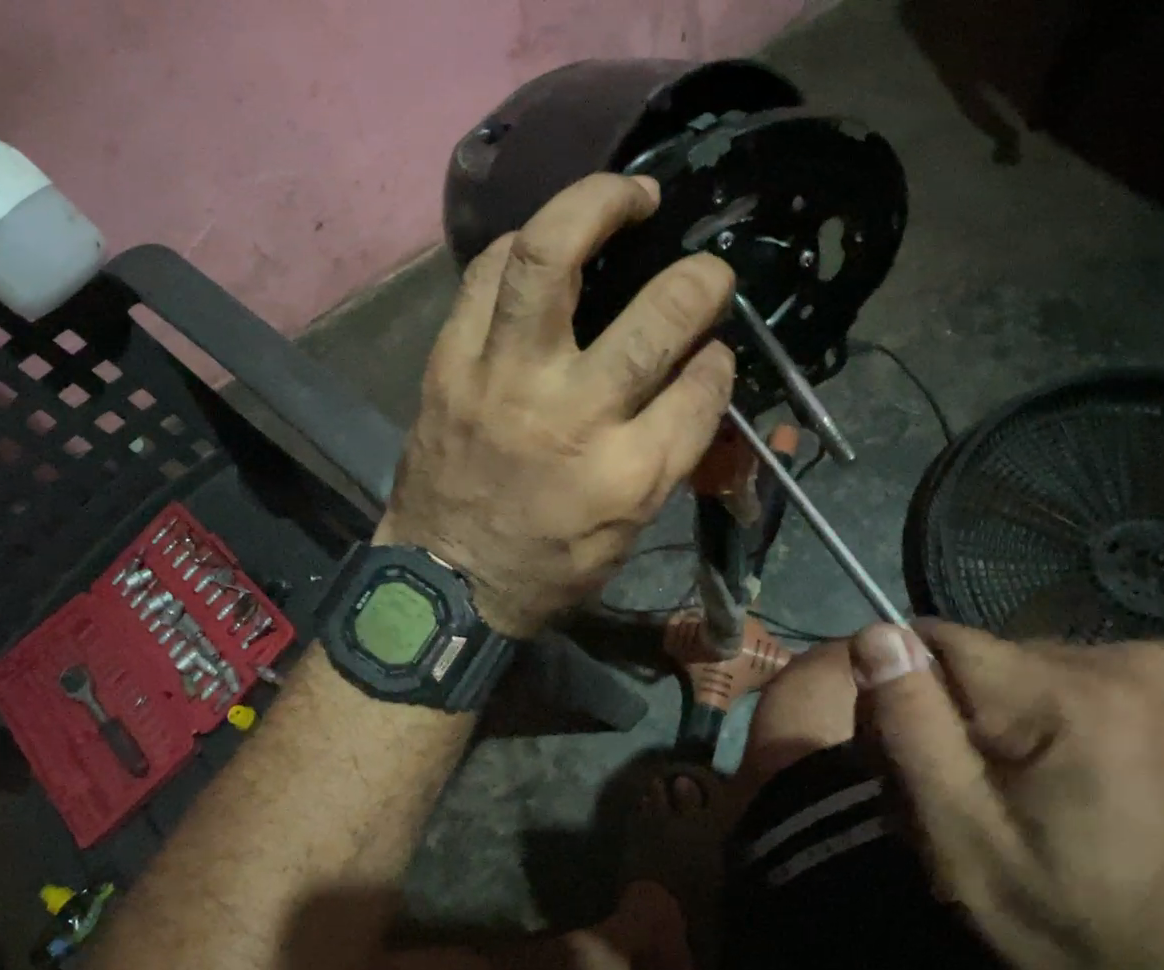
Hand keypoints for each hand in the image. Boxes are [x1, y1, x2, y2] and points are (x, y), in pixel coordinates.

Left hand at [376, 174, 736, 637]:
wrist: (444, 580)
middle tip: (706, 269)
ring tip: (628, 194)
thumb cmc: (548, 565)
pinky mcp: (448, 363)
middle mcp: (568, 416)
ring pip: (546, 260)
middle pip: (654, 319)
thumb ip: (671, 448)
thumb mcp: (629, 528)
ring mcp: (500, 380)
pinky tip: (548, 241)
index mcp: (624, 473)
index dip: (718, 360)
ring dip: (597, 205)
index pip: (701, 388)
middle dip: (697, 282)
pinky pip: (484, 276)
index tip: (716, 350)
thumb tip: (699, 369)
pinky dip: (522, 245)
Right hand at [849, 622, 1163, 969]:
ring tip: (1036, 800)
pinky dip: (1067, 714)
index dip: (904, 698)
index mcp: (1074, 699)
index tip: (914, 769)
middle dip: (960, 716)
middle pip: (986, 658)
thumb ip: (915, 736)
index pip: (935, 643)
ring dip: (1013, 719)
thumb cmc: (1095, 937)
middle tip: (974, 804)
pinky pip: (1089, 673)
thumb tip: (876, 635)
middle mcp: (1132, 658)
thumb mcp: (972, 854)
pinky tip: (1090, 776)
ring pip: (1033, 666)